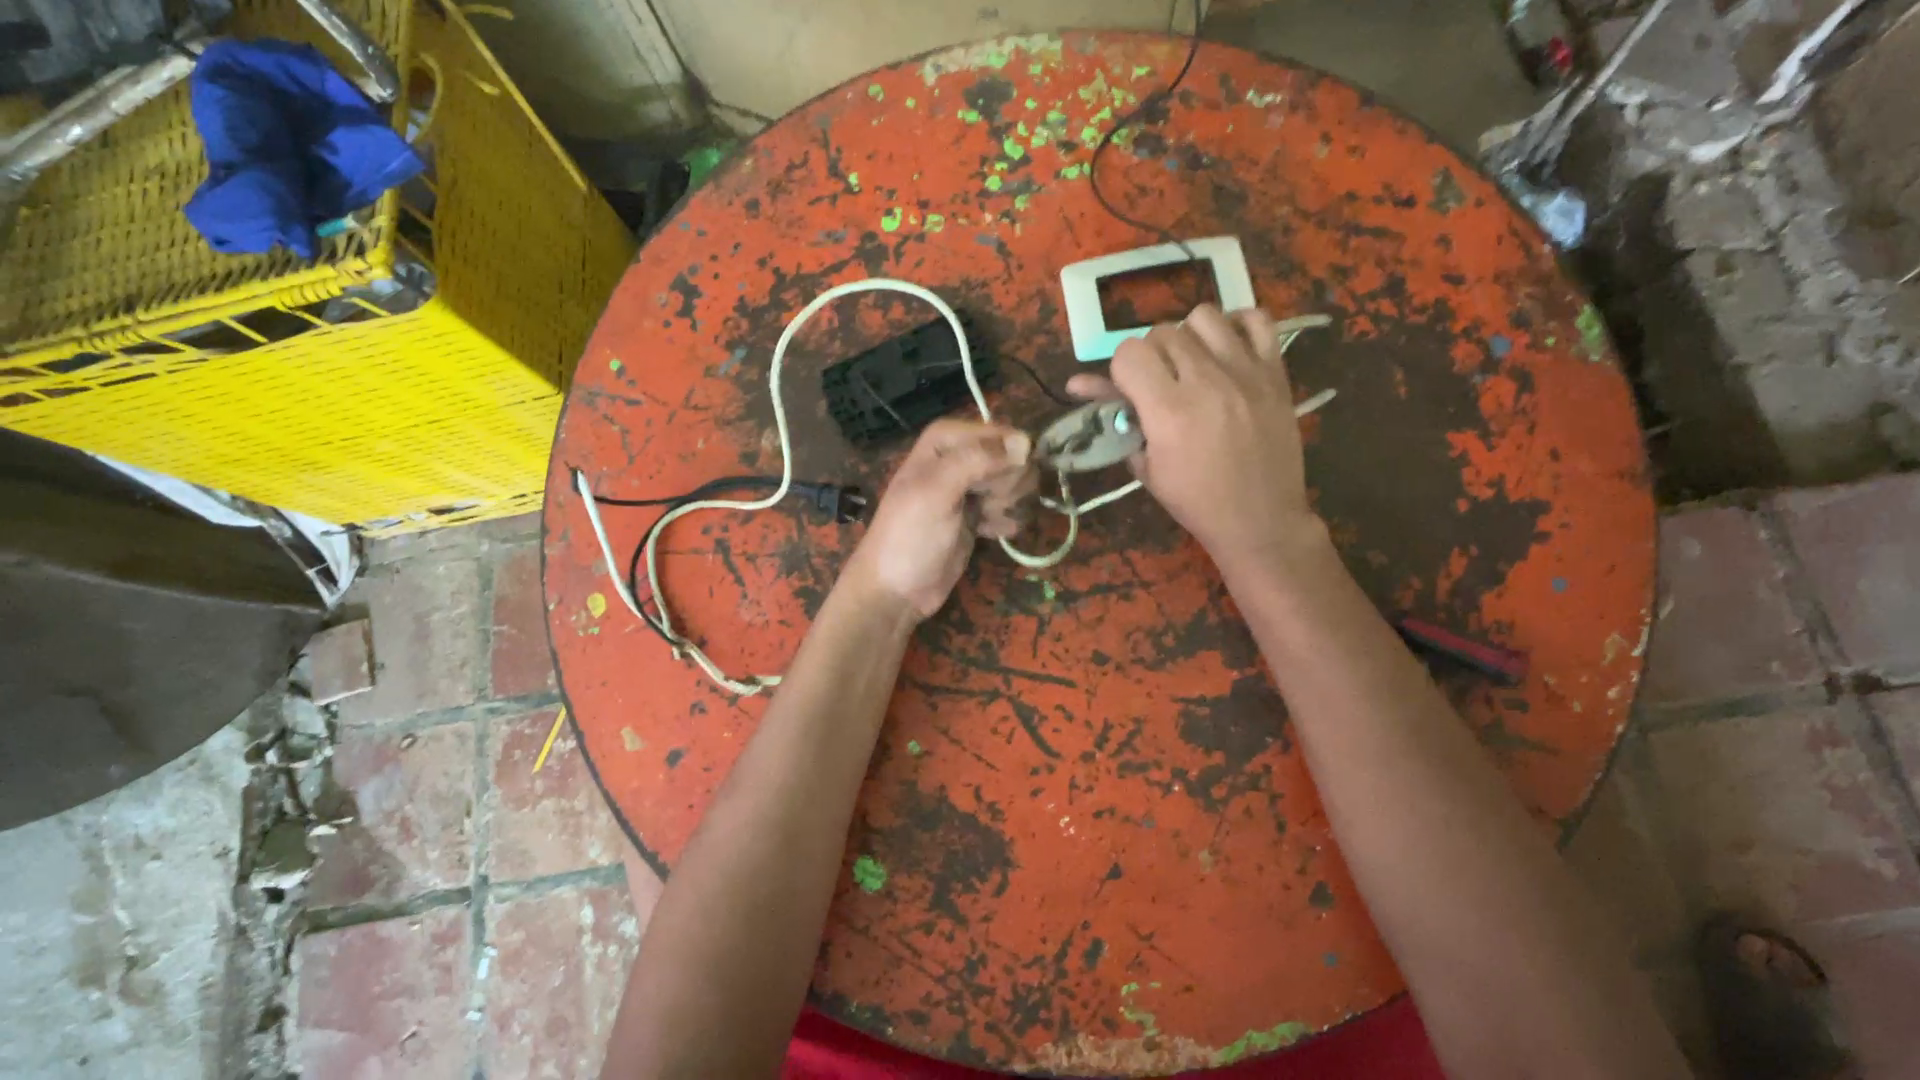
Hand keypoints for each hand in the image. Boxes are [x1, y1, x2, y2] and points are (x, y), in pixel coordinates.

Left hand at [839, 420, 1035, 618]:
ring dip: (1008, 504)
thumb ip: (978, 460)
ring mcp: (970, 488)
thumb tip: (1025, 441)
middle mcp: (959, 458)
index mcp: (943, 441)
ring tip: (985, 520)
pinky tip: (990, 533)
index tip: (993, 485)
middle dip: (1007, 485)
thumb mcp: (938, 491)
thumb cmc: (910, 536)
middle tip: (985, 505)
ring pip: (1015, 482)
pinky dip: (1005, 521)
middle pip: (1011, 457)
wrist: (896, 591)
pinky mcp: (978, 515)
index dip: (1005, 459)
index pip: (999, 435)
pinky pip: (1010, 507)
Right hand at [1067, 304, 1321, 569]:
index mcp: (1168, 411)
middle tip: (1160, 384)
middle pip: (1163, 332)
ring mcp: (1245, 373)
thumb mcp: (1146, 465)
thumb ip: (1117, 418)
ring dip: (1190, 335)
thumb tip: (1076, 383)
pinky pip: (1256, 319)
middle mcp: (1205, 382)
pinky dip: (1238, 325)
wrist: (1260, 520)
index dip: (1122, 369)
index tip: (1131, 392)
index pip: (1129, 352)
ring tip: (1194, 363)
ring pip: (1204, 316)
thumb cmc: (1195, 500)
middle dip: (1153, 354)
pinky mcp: (1275, 373)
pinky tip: (1228, 349)